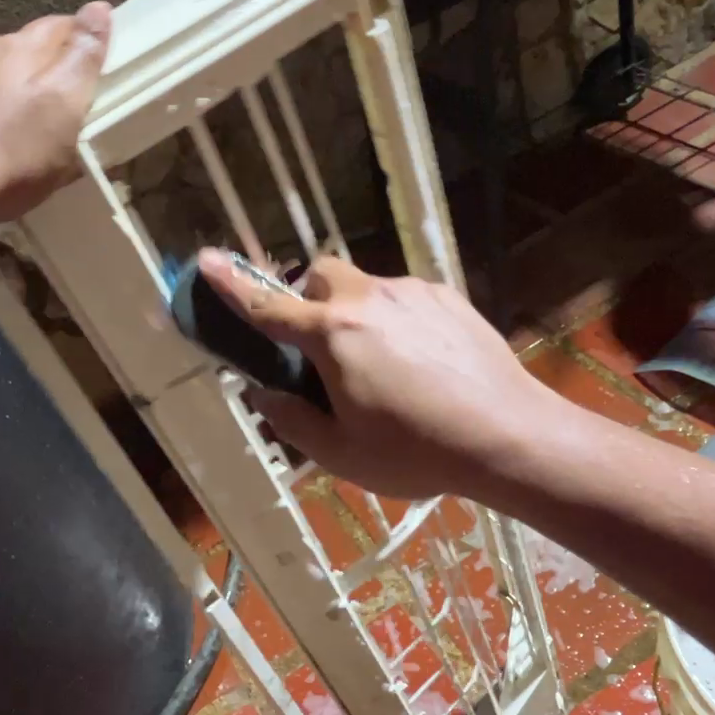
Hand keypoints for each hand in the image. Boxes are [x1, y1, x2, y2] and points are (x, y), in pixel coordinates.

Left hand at [0, 2, 111, 231]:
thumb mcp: (65, 109)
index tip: (91, 55)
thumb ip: (83, 59)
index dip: (79, 37)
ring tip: (4, 105)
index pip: (59, 27)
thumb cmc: (13, 156)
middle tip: (52, 91)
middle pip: (15, 44)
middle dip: (36, 59)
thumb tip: (99, 7)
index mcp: (22, 52)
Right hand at [198, 249, 557, 500]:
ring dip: (356, 315)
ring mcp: (413, 293)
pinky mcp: (449, 297)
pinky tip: (423, 364)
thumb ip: (293, 420)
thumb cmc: (416, 452)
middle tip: (320, 347)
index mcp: (333, 336)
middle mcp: (369, 299)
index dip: (232, 287)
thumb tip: (264, 395)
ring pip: (366, 288)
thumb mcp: (341, 454)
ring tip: (385, 369)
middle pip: (320, 275)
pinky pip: (405, 298)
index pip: (268, 308)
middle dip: (308, 300)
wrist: (509, 435)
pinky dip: (396, 321)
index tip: (204, 261)